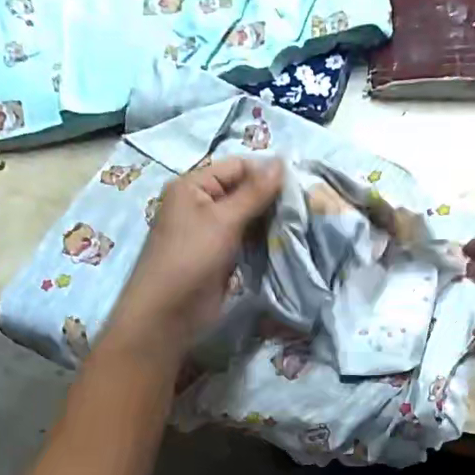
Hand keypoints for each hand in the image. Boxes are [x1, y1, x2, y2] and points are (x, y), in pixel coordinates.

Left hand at [103, 157, 282, 358]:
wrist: (168, 314)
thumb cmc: (190, 259)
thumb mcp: (224, 220)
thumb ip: (255, 192)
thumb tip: (282, 161)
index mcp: (193, 186)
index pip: (237, 166)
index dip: (267, 173)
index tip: (301, 185)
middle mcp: (200, 204)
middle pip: (243, 191)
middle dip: (272, 199)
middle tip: (306, 207)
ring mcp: (210, 233)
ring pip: (248, 218)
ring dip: (271, 222)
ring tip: (302, 223)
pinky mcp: (220, 257)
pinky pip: (246, 241)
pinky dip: (264, 241)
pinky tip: (287, 242)